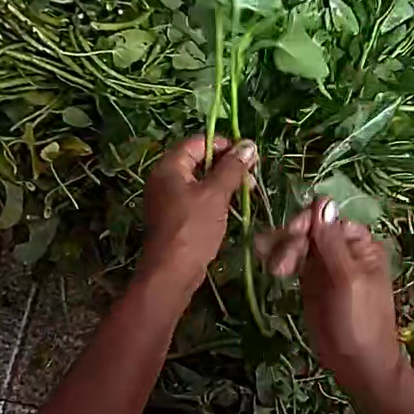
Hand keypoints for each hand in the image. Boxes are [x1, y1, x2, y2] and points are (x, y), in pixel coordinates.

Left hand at [140, 136, 255, 287]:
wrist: (172, 271)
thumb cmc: (193, 228)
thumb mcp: (216, 194)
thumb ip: (232, 168)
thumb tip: (249, 145)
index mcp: (169, 167)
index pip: (197, 142)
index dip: (224, 145)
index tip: (248, 155)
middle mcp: (163, 179)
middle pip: (198, 160)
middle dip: (226, 165)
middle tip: (250, 176)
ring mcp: (167, 199)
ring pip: (198, 181)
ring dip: (222, 183)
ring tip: (246, 191)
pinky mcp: (173, 217)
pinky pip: (195, 198)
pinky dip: (213, 198)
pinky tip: (230, 207)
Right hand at [256, 199, 407, 396]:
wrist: (358, 363)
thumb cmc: (361, 321)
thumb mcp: (348, 279)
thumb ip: (332, 241)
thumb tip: (322, 201)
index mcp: (361, 244)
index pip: (329, 219)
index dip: (308, 222)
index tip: (292, 233)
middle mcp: (343, 249)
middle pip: (310, 230)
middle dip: (292, 241)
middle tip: (280, 265)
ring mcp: (325, 265)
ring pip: (298, 244)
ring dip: (282, 249)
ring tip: (272, 268)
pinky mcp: (311, 281)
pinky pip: (293, 261)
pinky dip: (279, 258)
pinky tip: (265, 259)